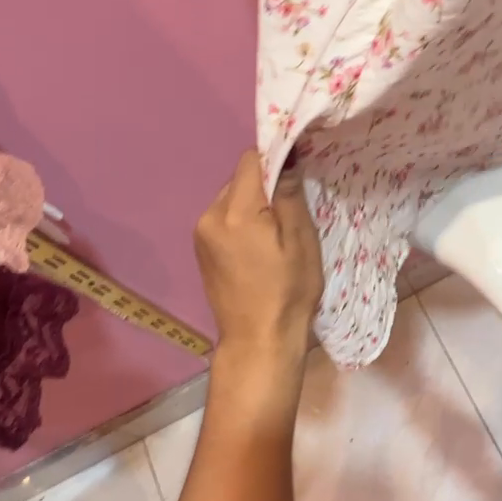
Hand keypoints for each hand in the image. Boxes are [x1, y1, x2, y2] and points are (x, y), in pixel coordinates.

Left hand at [195, 149, 323, 358]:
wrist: (258, 341)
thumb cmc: (287, 292)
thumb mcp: (300, 242)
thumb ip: (289, 196)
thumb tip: (286, 159)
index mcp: (236, 212)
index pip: (251, 161)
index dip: (276, 162)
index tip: (298, 177)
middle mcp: (210, 216)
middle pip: (240, 180)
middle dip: (265, 187)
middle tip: (292, 212)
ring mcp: (201, 234)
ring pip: (233, 199)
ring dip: (254, 206)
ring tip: (276, 235)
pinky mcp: (201, 250)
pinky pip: (225, 220)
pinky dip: (243, 223)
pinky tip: (259, 248)